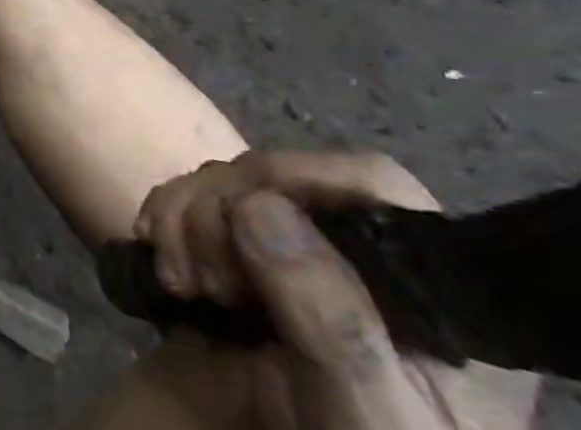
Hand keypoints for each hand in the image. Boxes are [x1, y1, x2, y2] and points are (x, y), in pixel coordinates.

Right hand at [136, 151, 537, 429]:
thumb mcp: (370, 416)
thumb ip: (333, 323)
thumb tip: (257, 207)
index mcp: (418, 281)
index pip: (369, 182)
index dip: (299, 175)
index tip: (242, 208)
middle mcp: (352, 251)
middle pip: (278, 177)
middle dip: (220, 210)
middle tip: (207, 282)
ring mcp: (286, 253)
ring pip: (224, 184)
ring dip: (183, 218)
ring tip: (181, 284)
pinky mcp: (234, 261)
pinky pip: (189, 205)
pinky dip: (163, 221)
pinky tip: (162, 264)